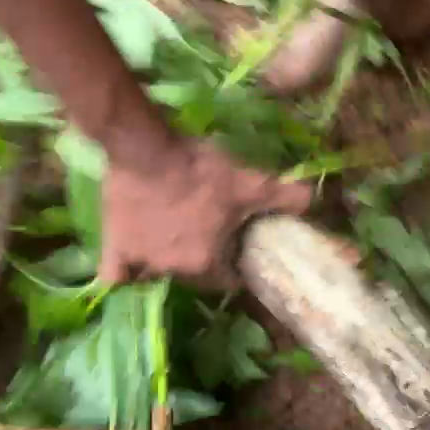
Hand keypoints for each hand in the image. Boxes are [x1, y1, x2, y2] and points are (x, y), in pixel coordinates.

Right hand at [98, 139, 313, 285]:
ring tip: (181, 242)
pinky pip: (117, 274)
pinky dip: (127, 275)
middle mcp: (174, 270)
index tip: (241, 250)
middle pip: (199, 278)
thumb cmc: (202, 170)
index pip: (232, 282)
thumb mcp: (255, 183)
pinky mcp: (114, 245)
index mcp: (208, 263)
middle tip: (213, 239)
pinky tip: (134, 269)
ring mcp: (141, 260)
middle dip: (209, 264)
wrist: (144, 147)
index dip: (239, 268)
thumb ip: (289, 197)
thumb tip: (314, 202)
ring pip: (162, 275)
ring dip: (173, 265)